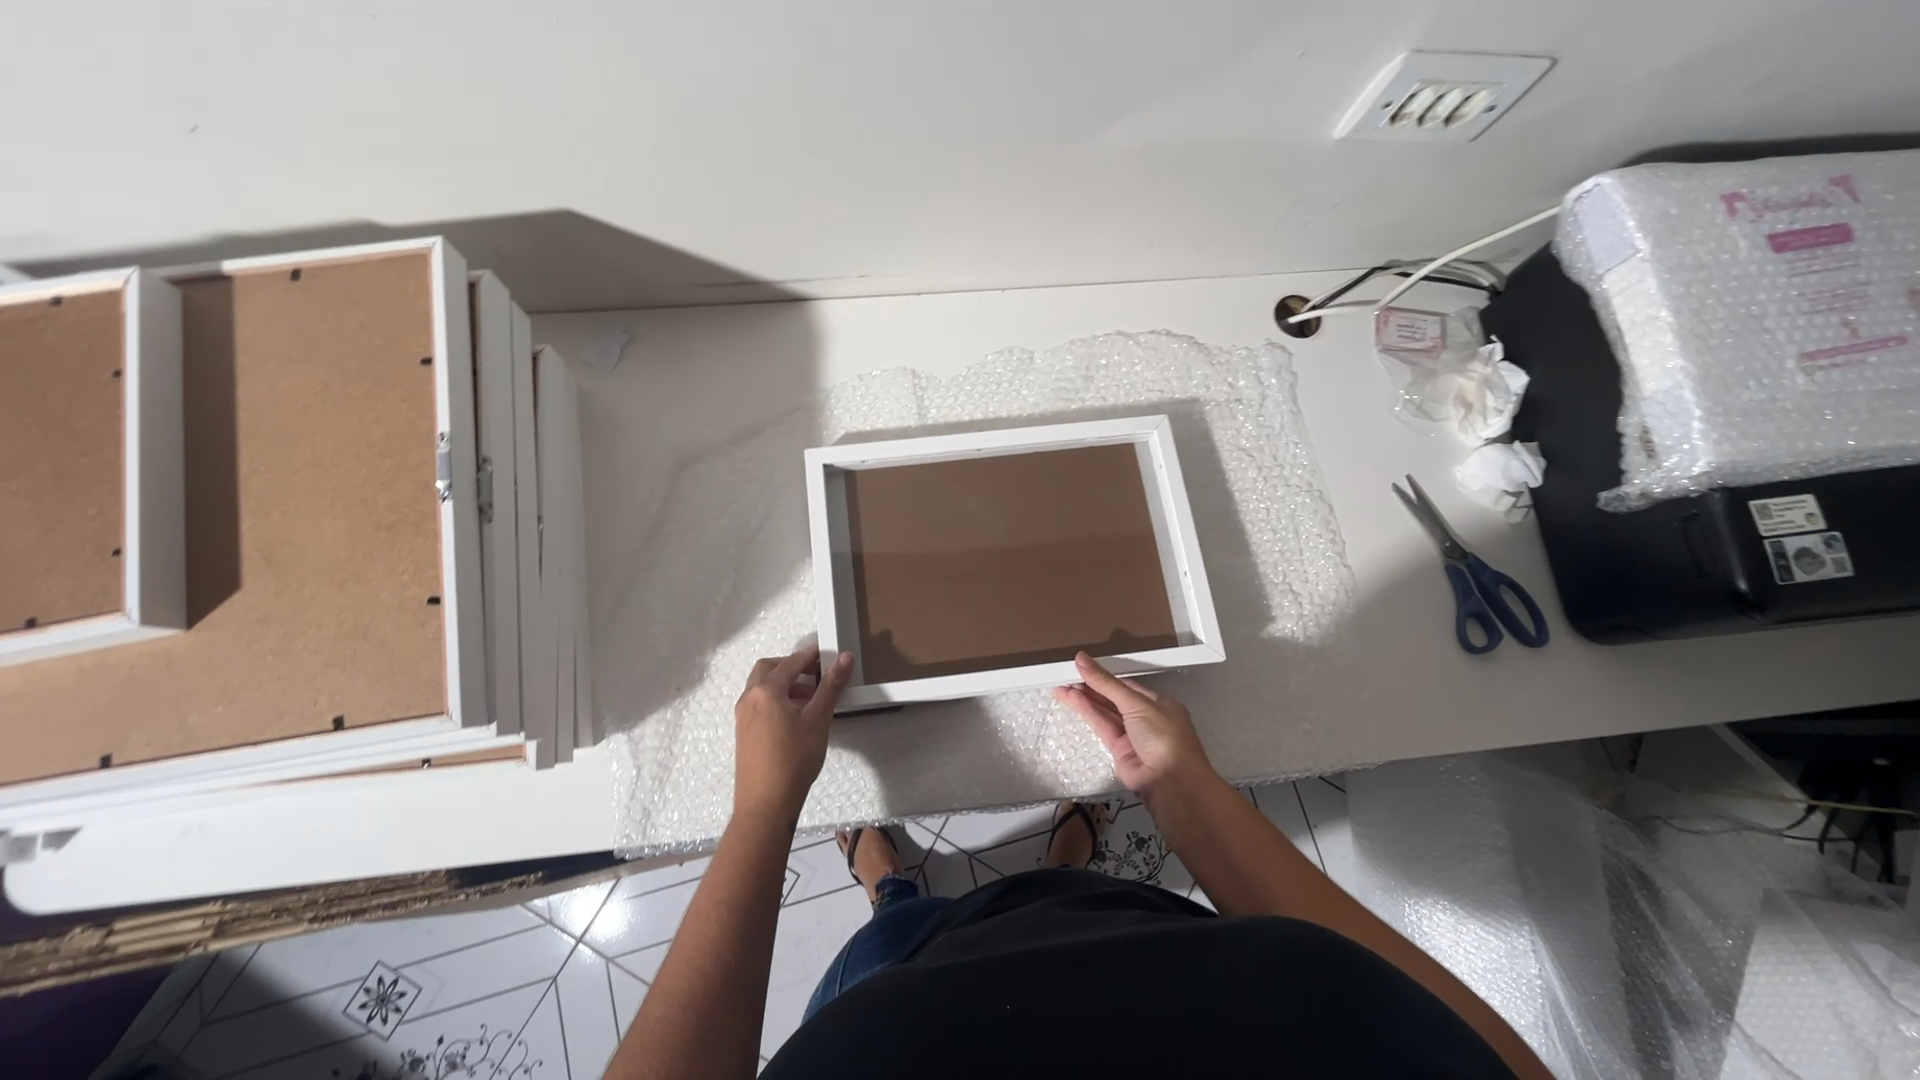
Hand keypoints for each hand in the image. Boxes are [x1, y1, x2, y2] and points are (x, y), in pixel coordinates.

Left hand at [732, 645, 853, 824]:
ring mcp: (742, 716)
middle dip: (792, 666)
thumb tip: (844, 658)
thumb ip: (831, 686)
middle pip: (768, 669)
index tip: (827, 653)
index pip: (790, 663)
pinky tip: (795, 717)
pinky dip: (776, 699)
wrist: (766, 803)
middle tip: (816, 674)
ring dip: (784, 683)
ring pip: (761, 687)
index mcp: (765, 691)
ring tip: (810, 697)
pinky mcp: (744, 732)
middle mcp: (749, 698)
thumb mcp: (818, 720)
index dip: (810, 656)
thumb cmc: (794, 759)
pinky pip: (759, 703)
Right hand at [1053, 652, 1213, 798]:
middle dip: (1091, 687)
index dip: (1104, 676)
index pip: (1127, 684)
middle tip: (1066, 676)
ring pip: (1105, 712)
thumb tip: (1083, 659)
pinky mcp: (1119, 750)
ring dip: (1084, 699)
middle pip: (1113, 698)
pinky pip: (1101, 726)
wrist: (1170, 782)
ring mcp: (1132, 735)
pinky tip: (1072, 700)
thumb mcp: (1136, 703)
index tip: (1082, 666)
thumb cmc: (1163, 736)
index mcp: (1158, 702)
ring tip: (1061, 687)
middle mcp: (1146, 717)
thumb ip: (1106, 683)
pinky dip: (1087, 712)